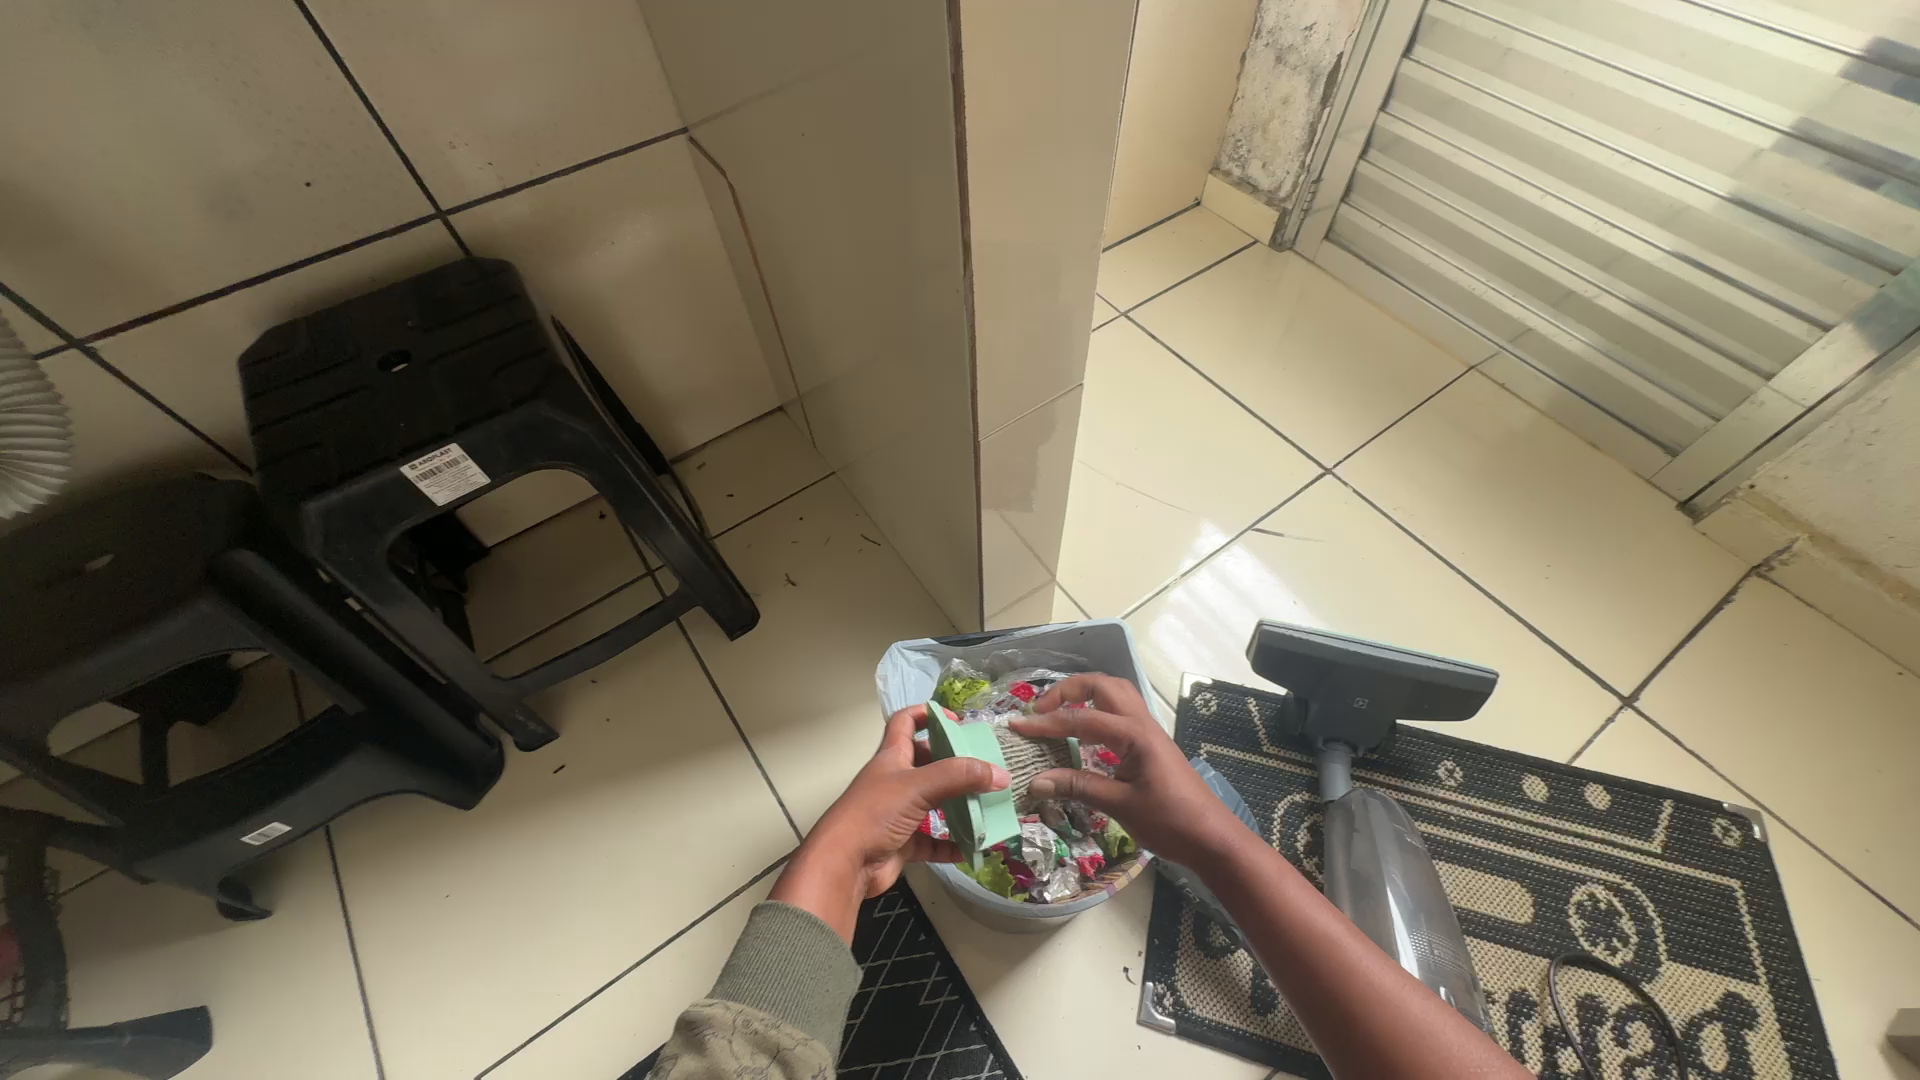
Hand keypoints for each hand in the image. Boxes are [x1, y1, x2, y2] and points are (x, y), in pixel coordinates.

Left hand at [770, 704, 1008, 941]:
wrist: (844, 864)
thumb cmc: (876, 813)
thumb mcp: (918, 785)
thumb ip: (959, 776)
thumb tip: (1000, 774)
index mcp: (892, 756)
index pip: (906, 721)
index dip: (928, 713)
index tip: (956, 721)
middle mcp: (894, 781)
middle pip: (926, 763)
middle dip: (953, 764)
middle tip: (982, 769)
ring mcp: (897, 814)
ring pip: (933, 803)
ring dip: (957, 806)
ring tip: (985, 806)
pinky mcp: (902, 844)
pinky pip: (932, 841)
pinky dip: (951, 844)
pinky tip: (972, 847)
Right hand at [1010, 674, 1248, 865]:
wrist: (1214, 839)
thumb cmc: (1171, 822)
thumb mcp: (1121, 806)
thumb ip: (1078, 787)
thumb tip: (1036, 780)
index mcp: (1133, 734)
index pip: (1081, 719)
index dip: (1045, 723)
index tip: (1016, 726)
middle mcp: (1141, 723)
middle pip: (1101, 685)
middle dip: (1067, 690)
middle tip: (1040, 710)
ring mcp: (1149, 731)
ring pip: (1115, 694)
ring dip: (1084, 695)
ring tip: (1058, 712)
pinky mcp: (1151, 744)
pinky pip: (1120, 713)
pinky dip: (1097, 711)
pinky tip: (1083, 735)